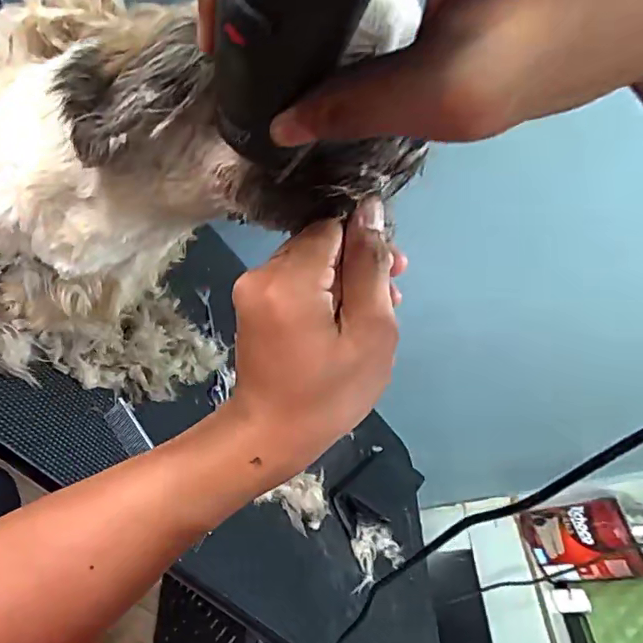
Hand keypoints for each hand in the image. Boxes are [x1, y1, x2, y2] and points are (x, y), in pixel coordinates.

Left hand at [224, 199, 403, 478]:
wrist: (271, 432)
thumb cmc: (328, 393)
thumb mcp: (369, 331)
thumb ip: (370, 267)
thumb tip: (370, 210)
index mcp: (286, 280)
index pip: (331, 225)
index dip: (365, 237)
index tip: (391, 268)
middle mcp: (260, 274)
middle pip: (317, 241)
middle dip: (356, 260)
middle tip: (391, 293)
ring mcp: (250, 289)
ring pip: (307, 260)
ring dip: (342, 277)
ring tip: (374, 310)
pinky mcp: (251, 303)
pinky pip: (292, 281)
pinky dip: (320, 292)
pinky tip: (345, 316)